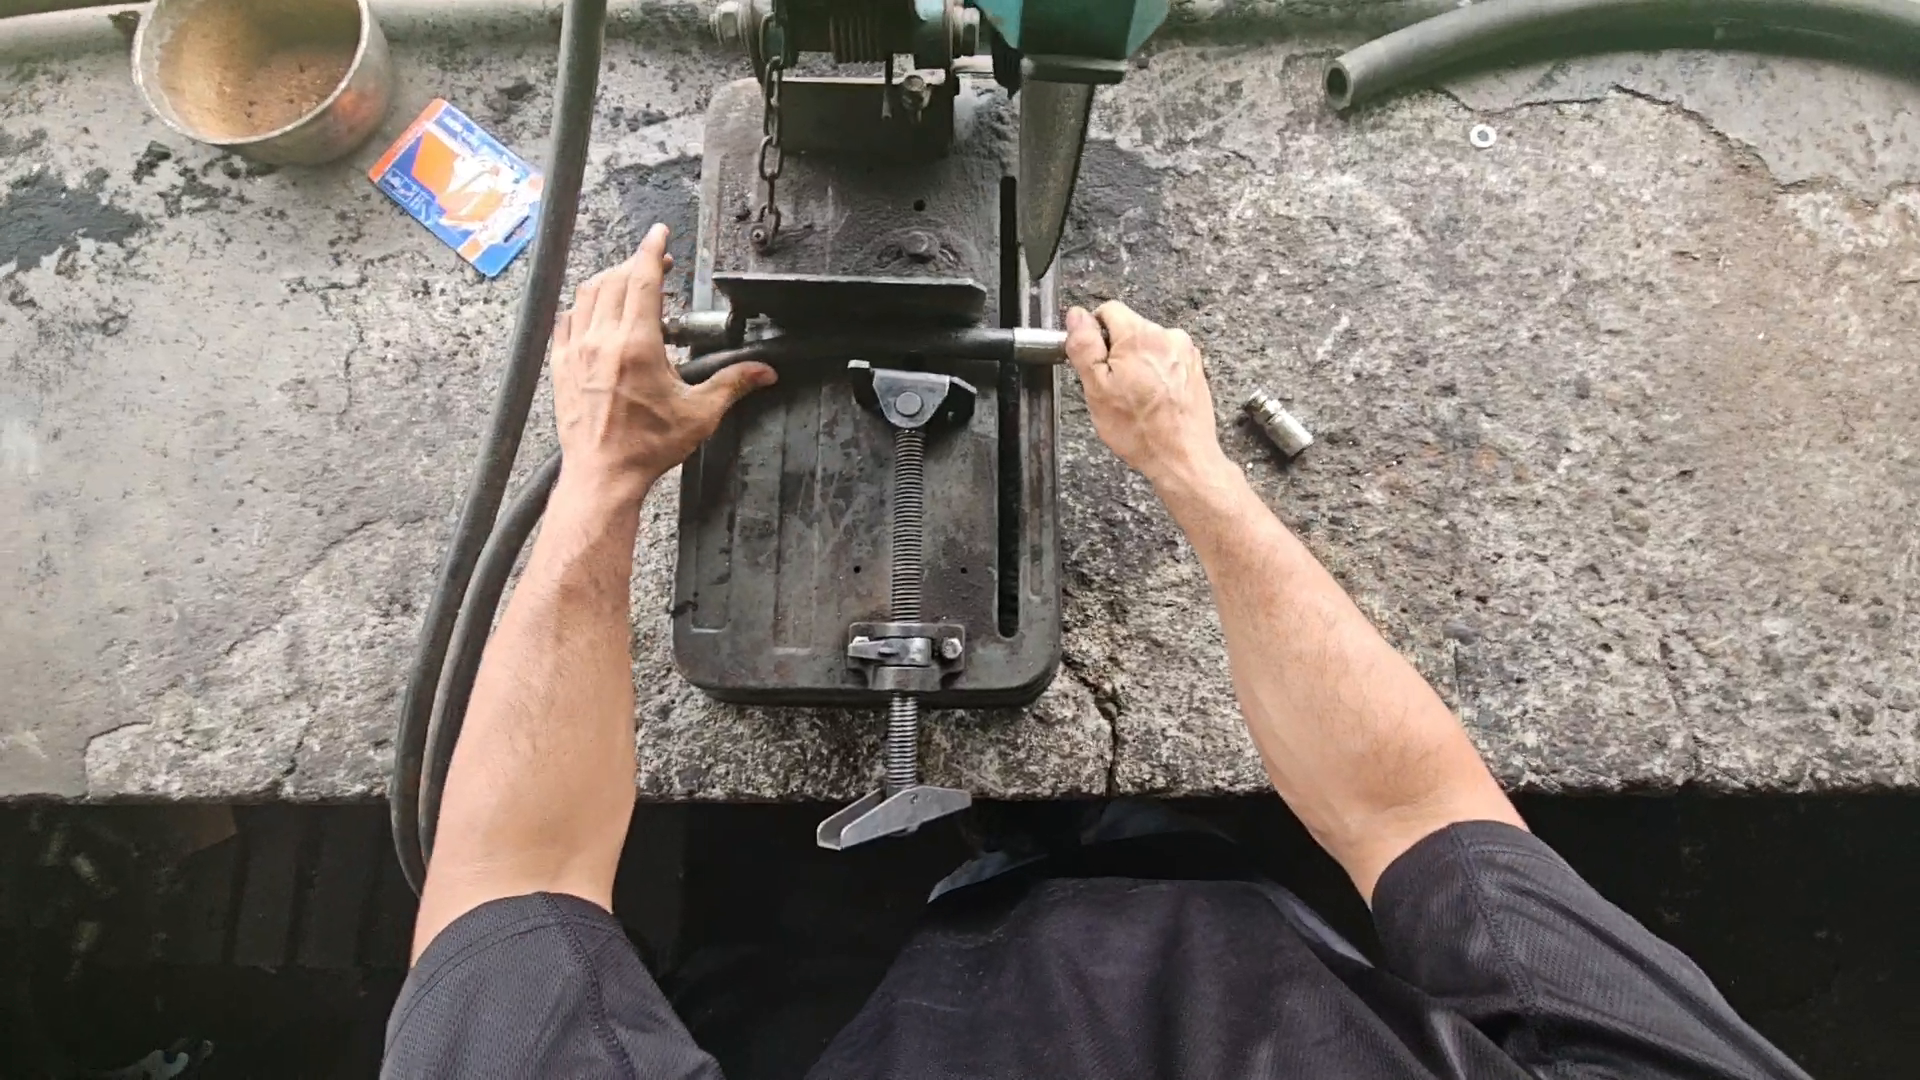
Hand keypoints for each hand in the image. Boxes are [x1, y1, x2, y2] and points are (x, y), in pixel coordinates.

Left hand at [552, 223, 775, 500]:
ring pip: (587, 295)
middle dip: (636, 263)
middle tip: (657, 263)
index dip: (652, 250)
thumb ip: (732, 384)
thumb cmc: (649, 446)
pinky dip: (582, 306)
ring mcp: (576, 351)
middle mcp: (602, 339)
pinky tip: (592, 312)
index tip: (660, 233)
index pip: (643, 279)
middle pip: (614, 280)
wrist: (604, 473)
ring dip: (609, 280)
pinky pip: (566, 321)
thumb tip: (765, 372)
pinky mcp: (560, 366)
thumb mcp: (700, 414)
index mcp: (637, 345)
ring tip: (629, 282)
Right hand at [1063, 301, 1229, 492]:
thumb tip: (1076, 316)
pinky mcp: (1194, 368)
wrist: (1182, 456)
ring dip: (1137, 366)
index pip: (1108, 310)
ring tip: (1136, 399)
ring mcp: (1184, 352)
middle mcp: (1167, 336)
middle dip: (1117, 354)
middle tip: (1114, 389)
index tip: (1094, 362)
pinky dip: (1156, 376)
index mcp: (1139, 335)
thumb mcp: (1097, 389)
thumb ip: (1085, 347)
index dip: (1094, 335)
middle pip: (1129, 329)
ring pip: (1147, 347)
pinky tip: (1153, 402)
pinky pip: (1165, 362)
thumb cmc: (1140, 430)